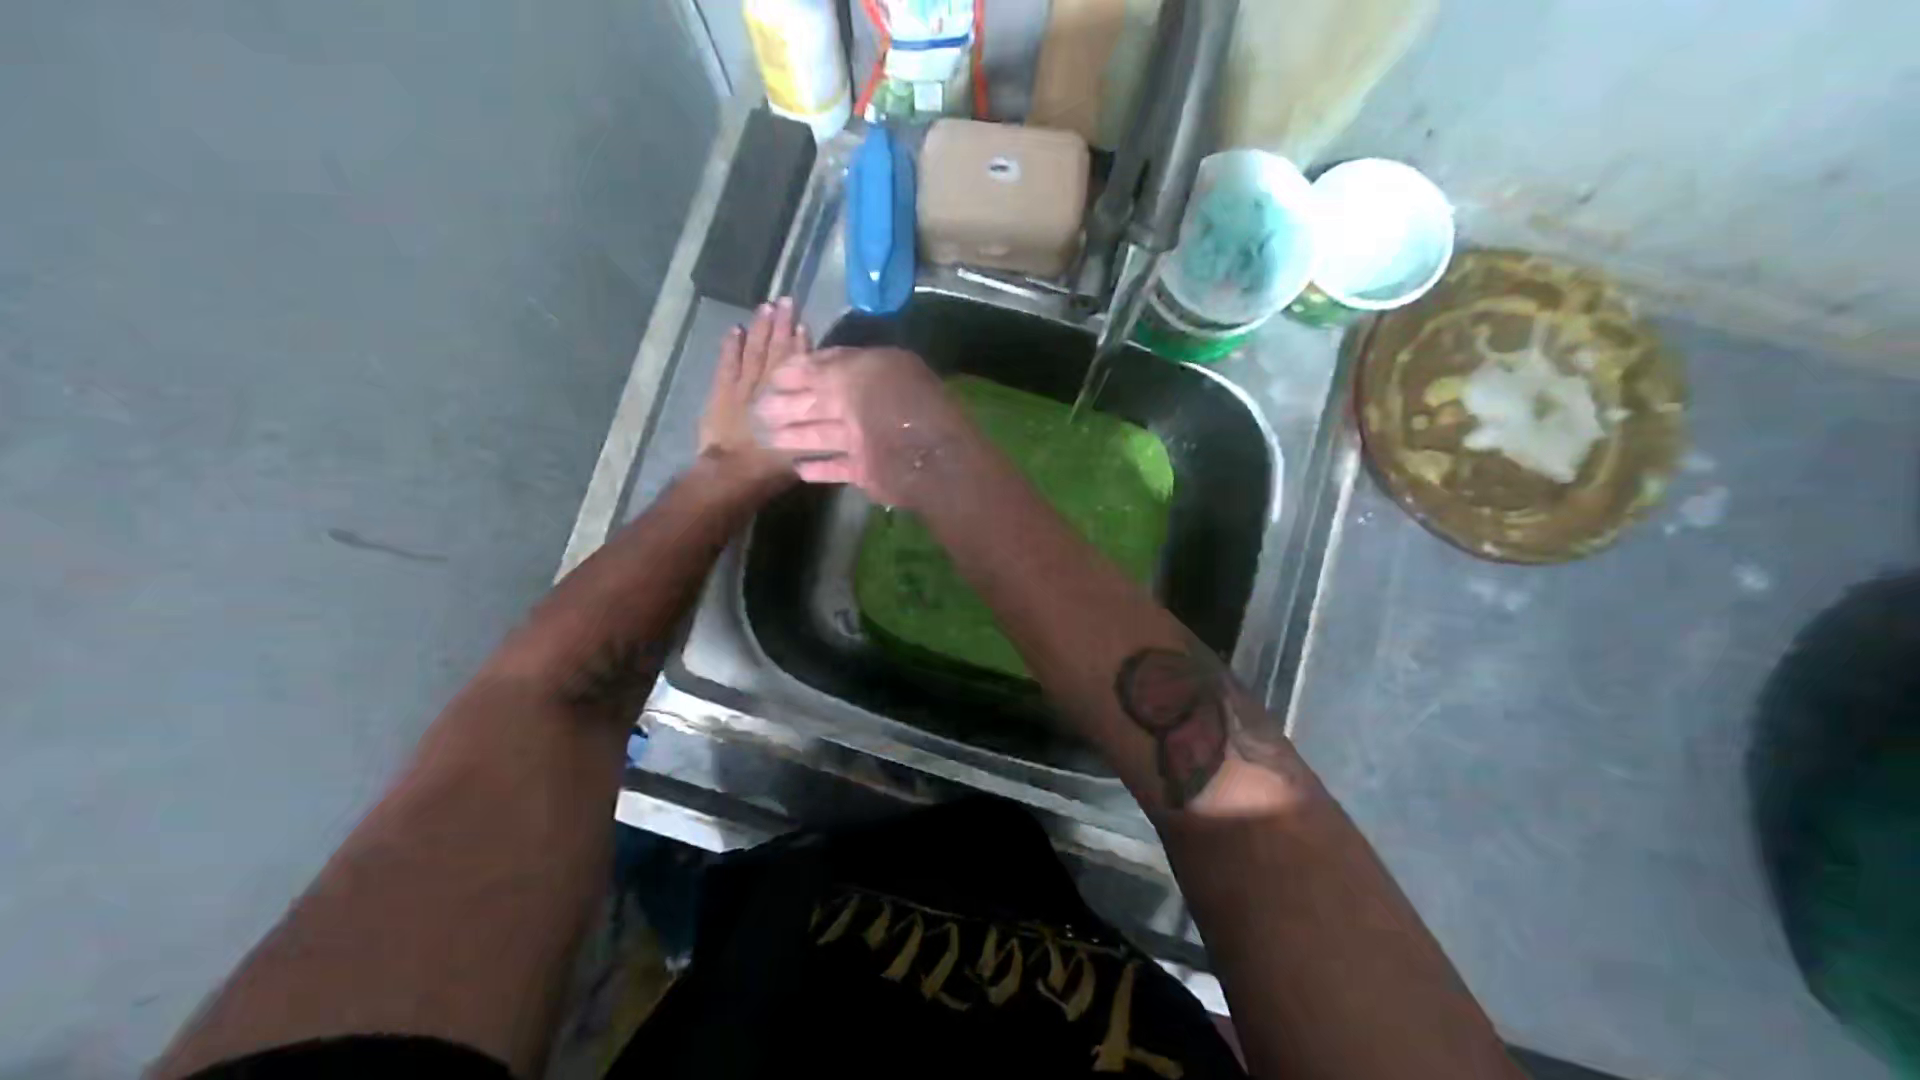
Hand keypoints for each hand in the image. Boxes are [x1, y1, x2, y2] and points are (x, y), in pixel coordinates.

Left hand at [698, 298, 807, 487]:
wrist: (734, 473)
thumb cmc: (773, 468)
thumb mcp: (807, 452)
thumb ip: (819, 433)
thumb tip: (836, 420)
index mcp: (794, 400)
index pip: (800, 366)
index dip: (803, 344)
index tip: (804, 323)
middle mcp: (770, 386)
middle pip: (778, 350)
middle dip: (782, 325)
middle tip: (786, 300)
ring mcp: (743, 386)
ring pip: (754, 350)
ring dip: (760, 328)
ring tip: (765, 307)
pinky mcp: (721, 392)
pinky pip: (727, 363)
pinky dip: (730, 346)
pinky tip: (734, 329)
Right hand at [753, 346, 978, 508]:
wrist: (928, 461)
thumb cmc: (895, 408)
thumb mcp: (860, 374)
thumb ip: (827, 369)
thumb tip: (799, 368)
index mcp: (873, 374)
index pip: (831, 367)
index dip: (800, 370)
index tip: (772, 376)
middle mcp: (870, 404)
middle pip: (823, 402)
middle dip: (790, 404)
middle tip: (758, 409)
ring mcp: (869, 439)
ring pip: (825, 434)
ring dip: (796, 434)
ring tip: (765, 436)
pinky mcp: (867, 470)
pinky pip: (838, 467)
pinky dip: (819, 469)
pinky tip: (796, 468)